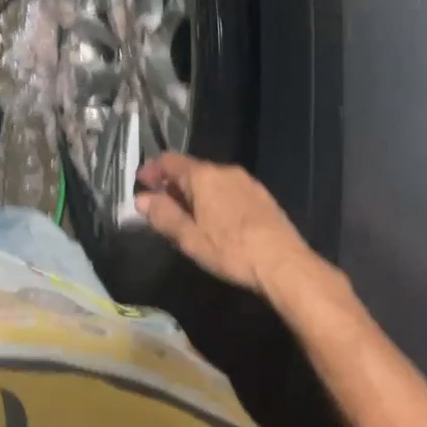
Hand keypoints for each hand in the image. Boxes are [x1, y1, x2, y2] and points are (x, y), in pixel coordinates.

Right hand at [134, 152, 318, 294]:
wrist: (285, 265)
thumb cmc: (231, 251)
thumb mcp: (189, 238)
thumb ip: (163, 215)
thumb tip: (142, 200)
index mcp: (202, 175)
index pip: (169, 161)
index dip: (152, 170)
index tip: (141, 183)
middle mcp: (224, 170)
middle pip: (191, 169)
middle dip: (173, 184)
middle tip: (162, 204)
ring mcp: (247, 182)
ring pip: (212, 179)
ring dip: (195, 192)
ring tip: (189, 215)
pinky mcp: (263, 197)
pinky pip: (229, 189)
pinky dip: (215, 198)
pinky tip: (217, 220)